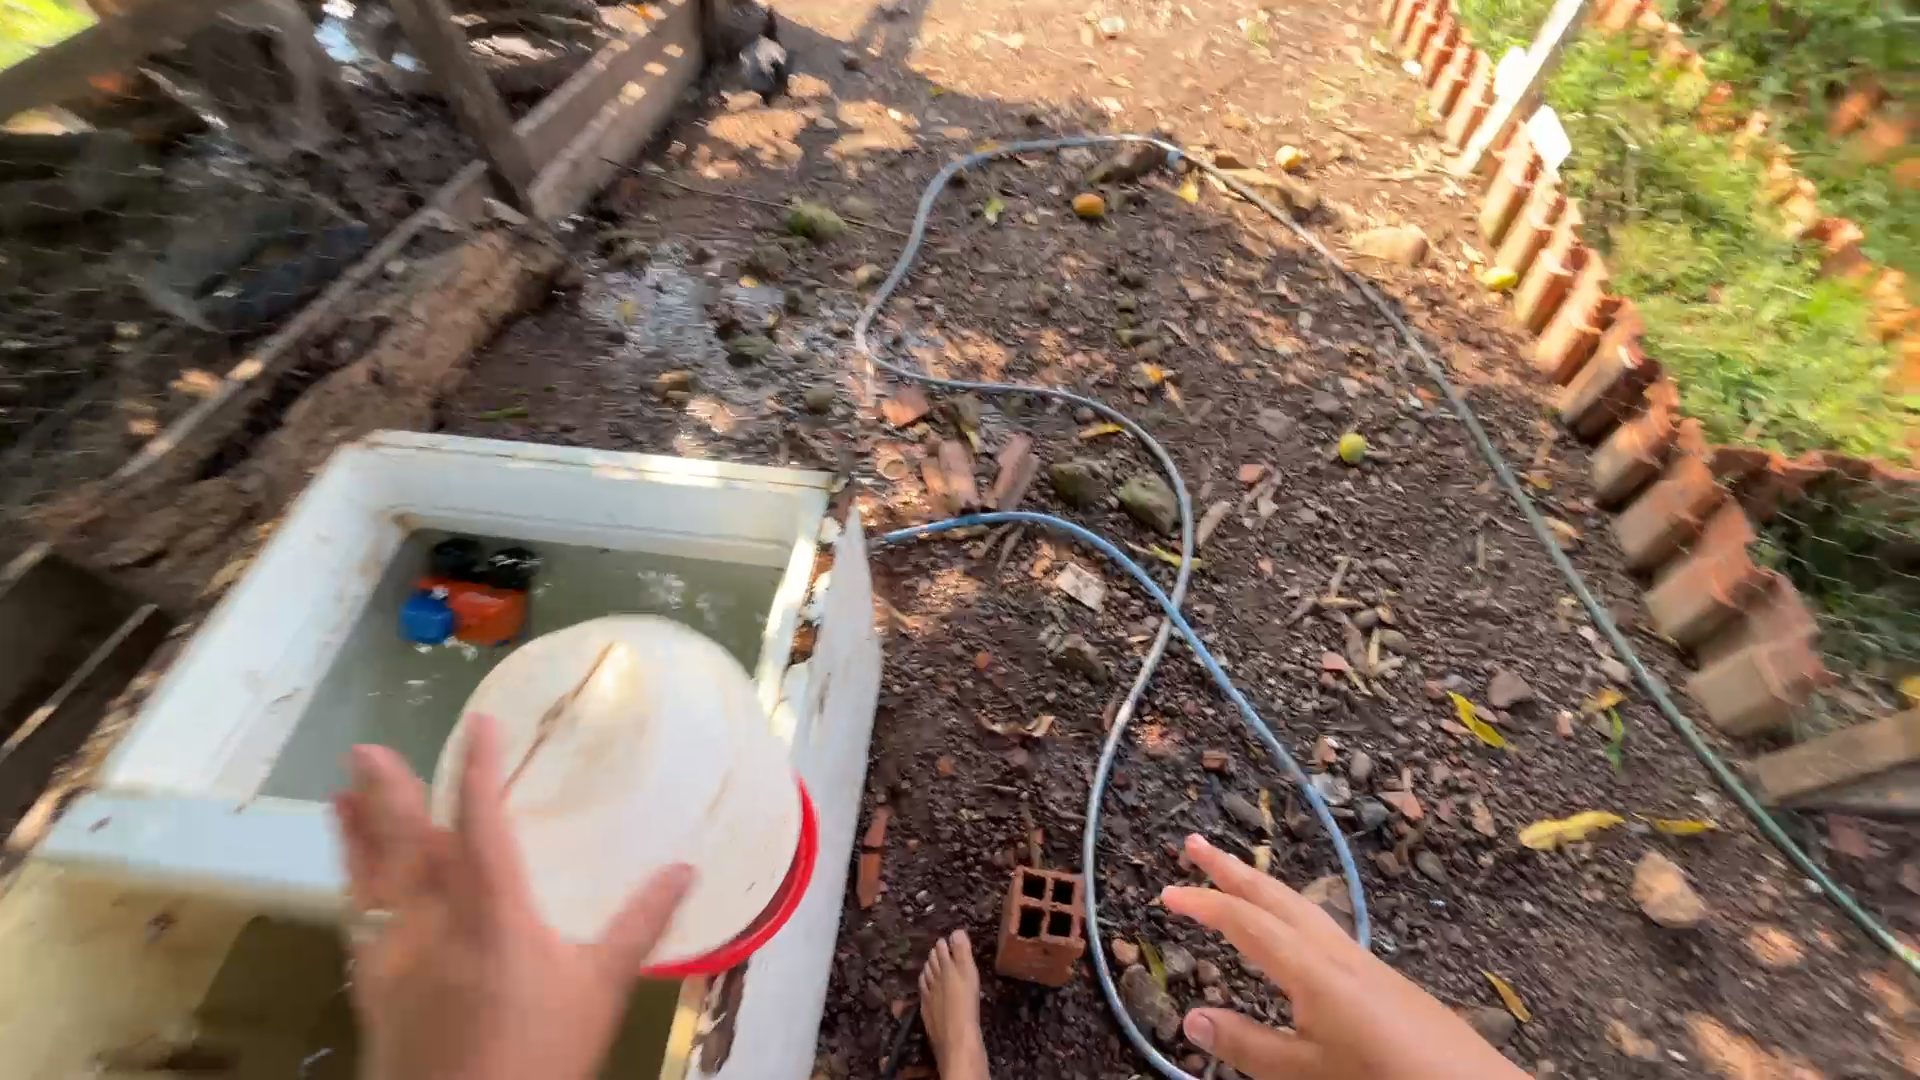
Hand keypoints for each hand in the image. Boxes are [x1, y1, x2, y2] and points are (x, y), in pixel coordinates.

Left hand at [334, 713, 692, 1079]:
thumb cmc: (542, 1052)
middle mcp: (436, 926)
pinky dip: (351, 885)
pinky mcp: (373, 991)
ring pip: (372, 882)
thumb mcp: (603, 987)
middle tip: (366, 752)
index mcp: (495, 914)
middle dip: (391, 796)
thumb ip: (642, 921)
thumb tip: (688, 868)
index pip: (481, 825)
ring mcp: (396, 959)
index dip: (477, 770)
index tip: (478, 726)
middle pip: (409, 848)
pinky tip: (352, 876)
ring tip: (340, 795)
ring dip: (356, 835)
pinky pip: (358, 922)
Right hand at [1163, 834, 1527, 1079]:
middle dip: (1228, 867)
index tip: (1164, 894)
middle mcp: (1330, 948)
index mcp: (1308, 967)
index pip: (1242, 921)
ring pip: (1297, 902)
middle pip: (1271, 894)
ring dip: (1257, 881)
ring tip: (1232, 868)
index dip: (1201, 905)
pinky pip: (1316, 920)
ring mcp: (1358, 958)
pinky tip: (1289, 922)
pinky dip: (1285, 903)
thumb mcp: (1308, 1075)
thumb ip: (1247, 1046)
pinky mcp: (1378, 974)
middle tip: (1193, 843)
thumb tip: (1189, 1017)